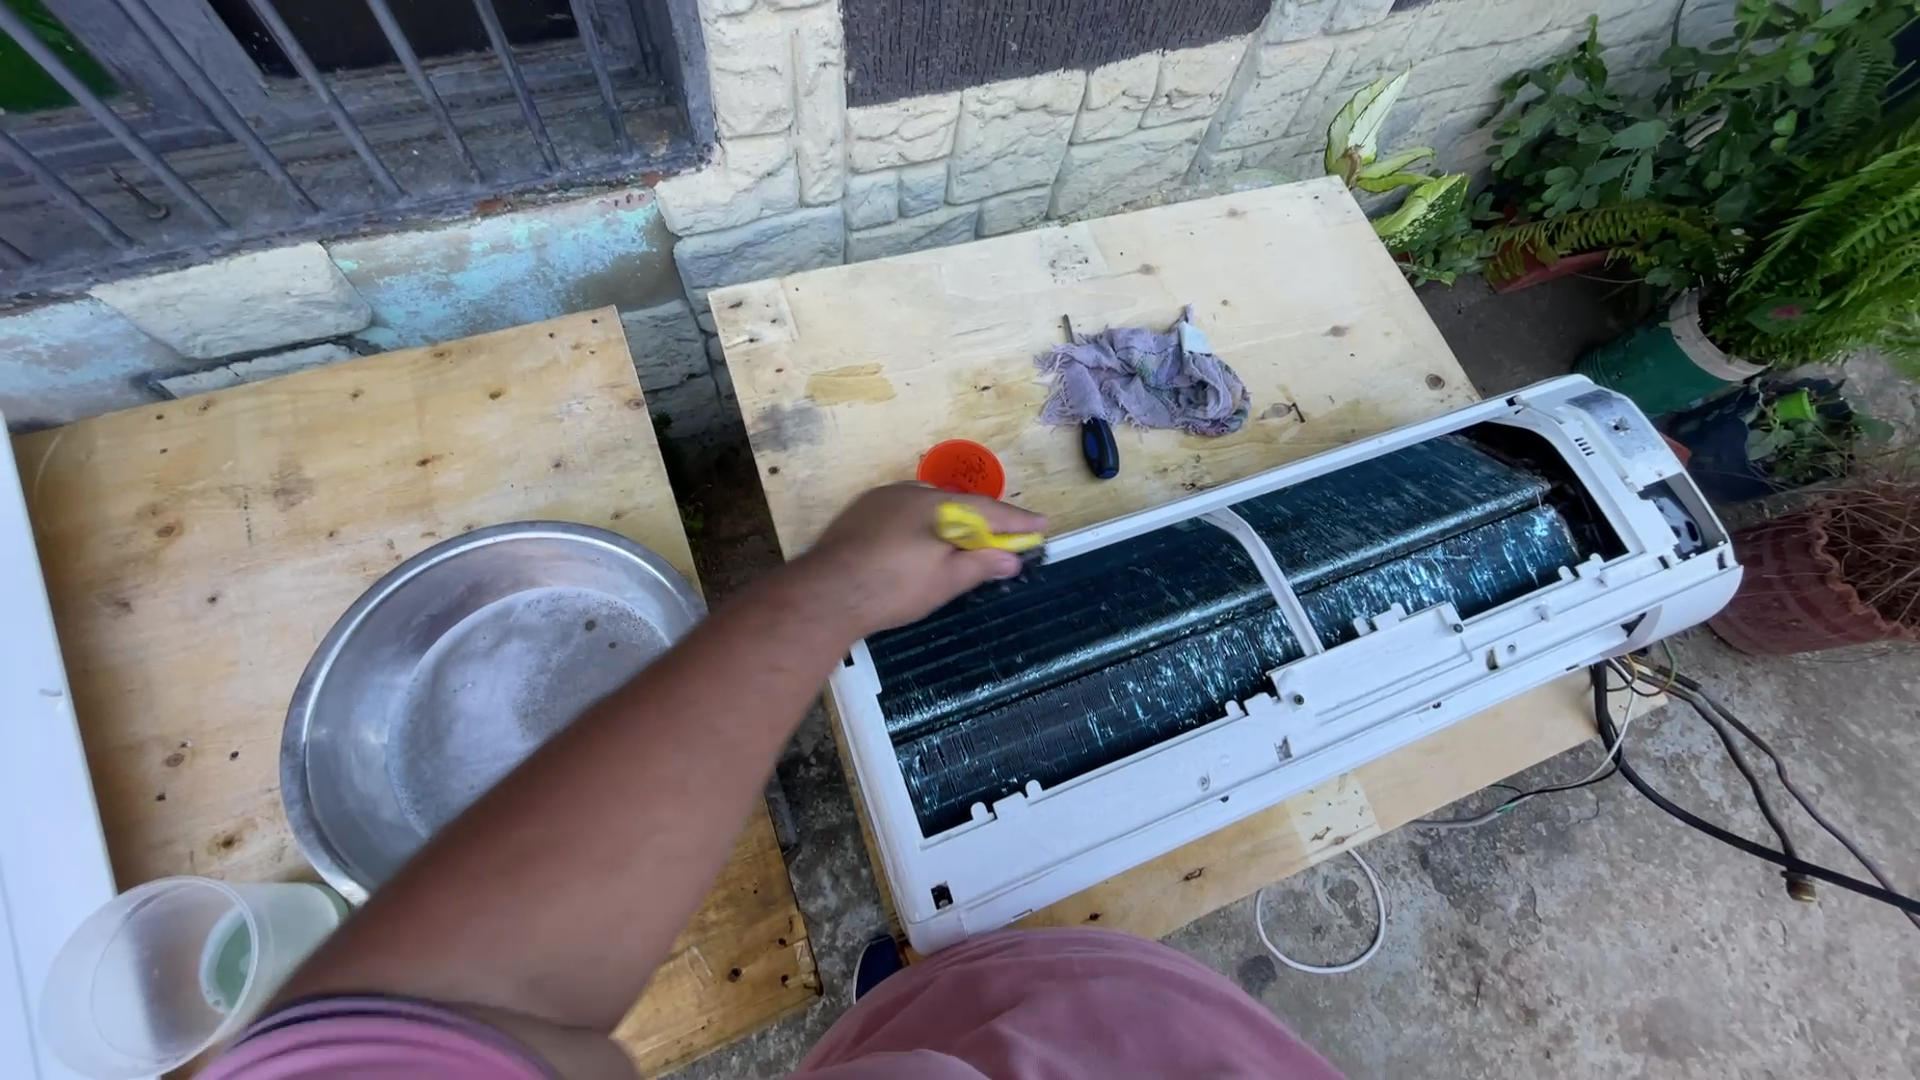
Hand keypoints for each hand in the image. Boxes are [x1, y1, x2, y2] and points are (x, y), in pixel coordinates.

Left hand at [799, 483, 1046, 638]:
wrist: (825, 594)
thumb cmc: (892, 587)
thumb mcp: (944, 580)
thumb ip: (980, 564)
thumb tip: (1012, 558)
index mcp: (934, 504)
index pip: (987, 510)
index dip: (1015, 520)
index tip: (1041, 525)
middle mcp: (907, 493)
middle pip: (956, 504)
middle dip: (982, 519)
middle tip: (1004, 536)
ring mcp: (878, 501)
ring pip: (926, 507)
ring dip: (949, 521)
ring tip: (964, 540)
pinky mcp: (858, 515)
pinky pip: (902, 514)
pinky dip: (921, 526)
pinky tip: (920, 543)